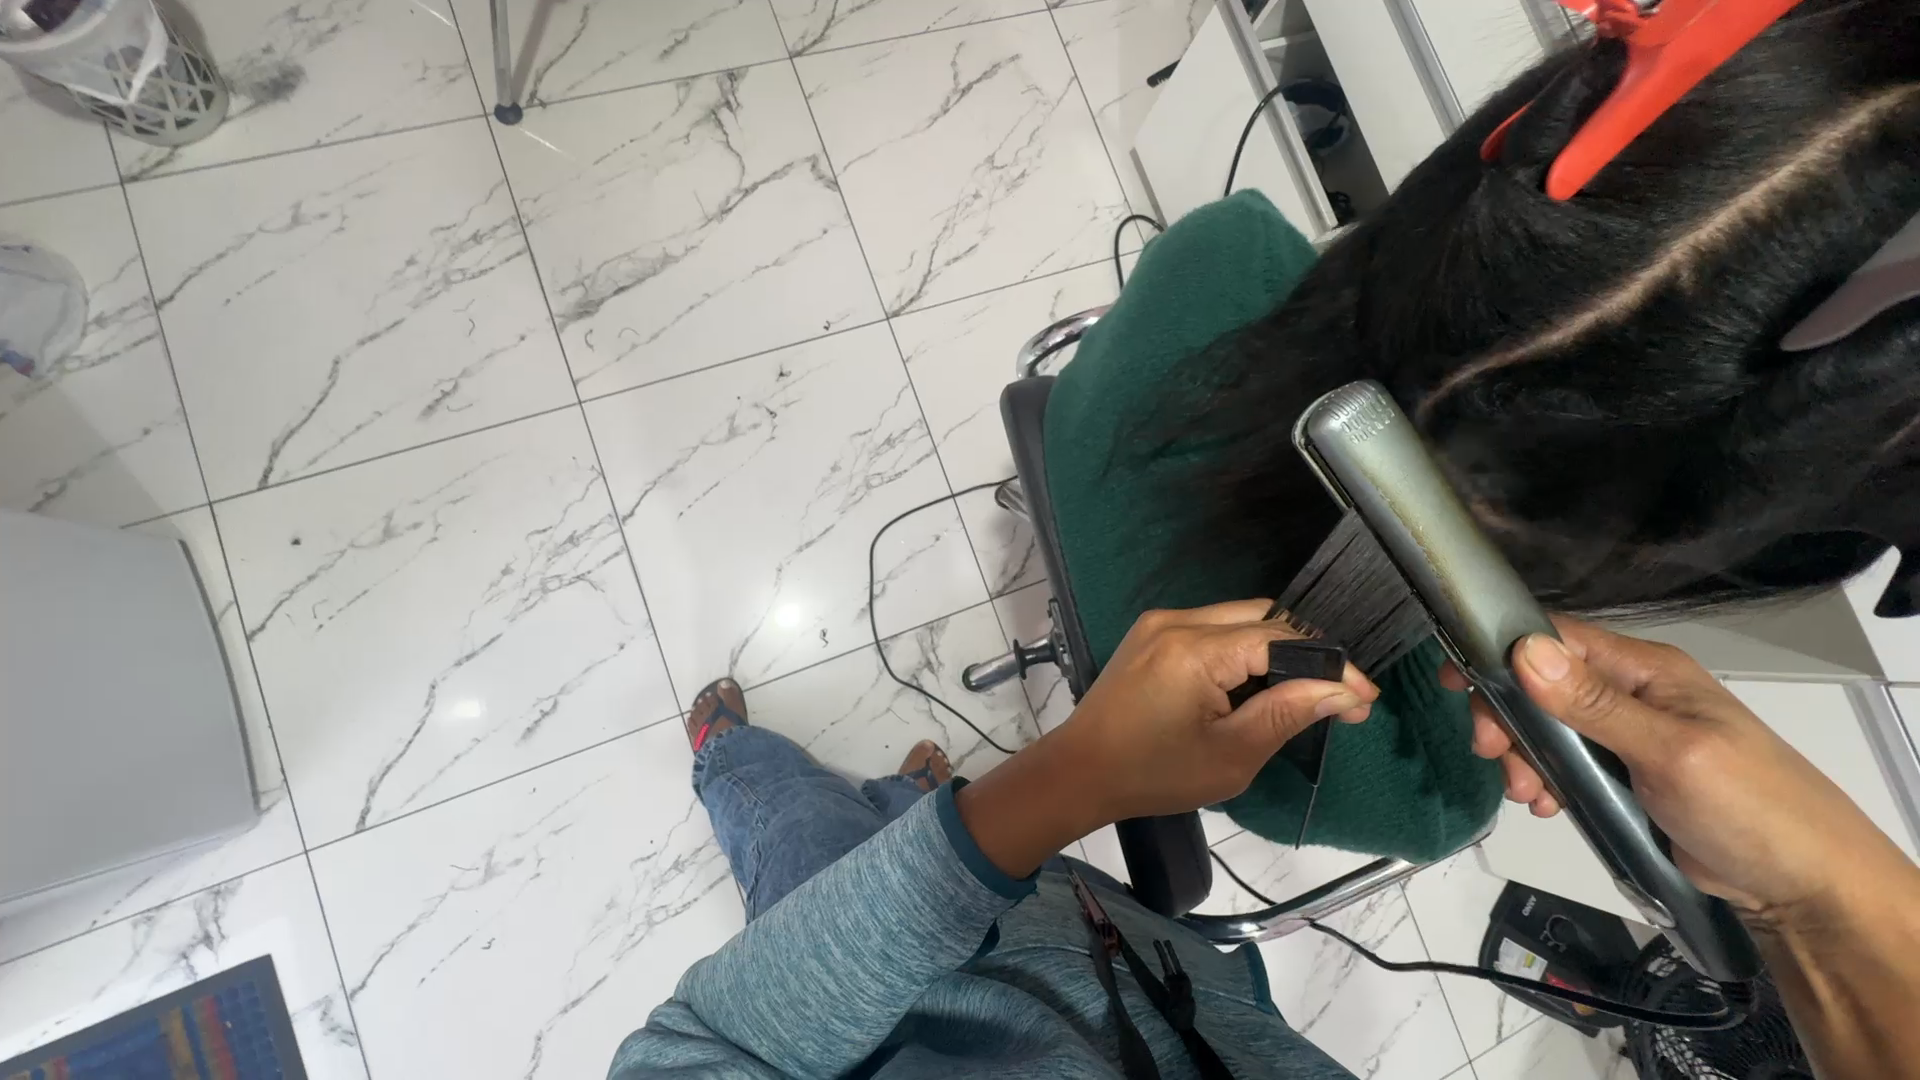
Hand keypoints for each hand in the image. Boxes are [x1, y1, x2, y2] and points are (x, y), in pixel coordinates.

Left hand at [1062, 599, 1377, 822]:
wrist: (1081, 770)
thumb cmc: (1155, 773)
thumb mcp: (1231, 754)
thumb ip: (1288, 713)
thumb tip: (1344, 691)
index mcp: (1195, 648)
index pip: (1281, 638)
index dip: (1328, 665)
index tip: (1363, 699)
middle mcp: (1176, 621)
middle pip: (1261, 617)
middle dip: (1305, 652)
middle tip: (1335, 697)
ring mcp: (1159, 623)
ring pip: (1237, 619)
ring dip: (1273, 650)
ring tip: (1298, 695)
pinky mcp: (1150, 634)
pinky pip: (1210, 628)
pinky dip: (1240, 651)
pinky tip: (1254, 686)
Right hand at [1444, 617, 1910, 921]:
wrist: (1808, 892)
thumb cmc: (1753, 810)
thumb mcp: (1669, 752)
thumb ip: (1594, 703)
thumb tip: (1524, 650)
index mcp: (1644, 670)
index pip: (1554, 637)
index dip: (1499, 652)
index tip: (1458, 684)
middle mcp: (1629, 691)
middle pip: (1535, 684)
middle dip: (1506, 719)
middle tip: (1493, 754)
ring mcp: (1622, 731)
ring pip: (1540, 725)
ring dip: (1520, 755)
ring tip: (1527, 793)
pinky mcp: (1618, 770)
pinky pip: (1558, 760)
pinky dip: (1540, 778)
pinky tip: (1544, 802)